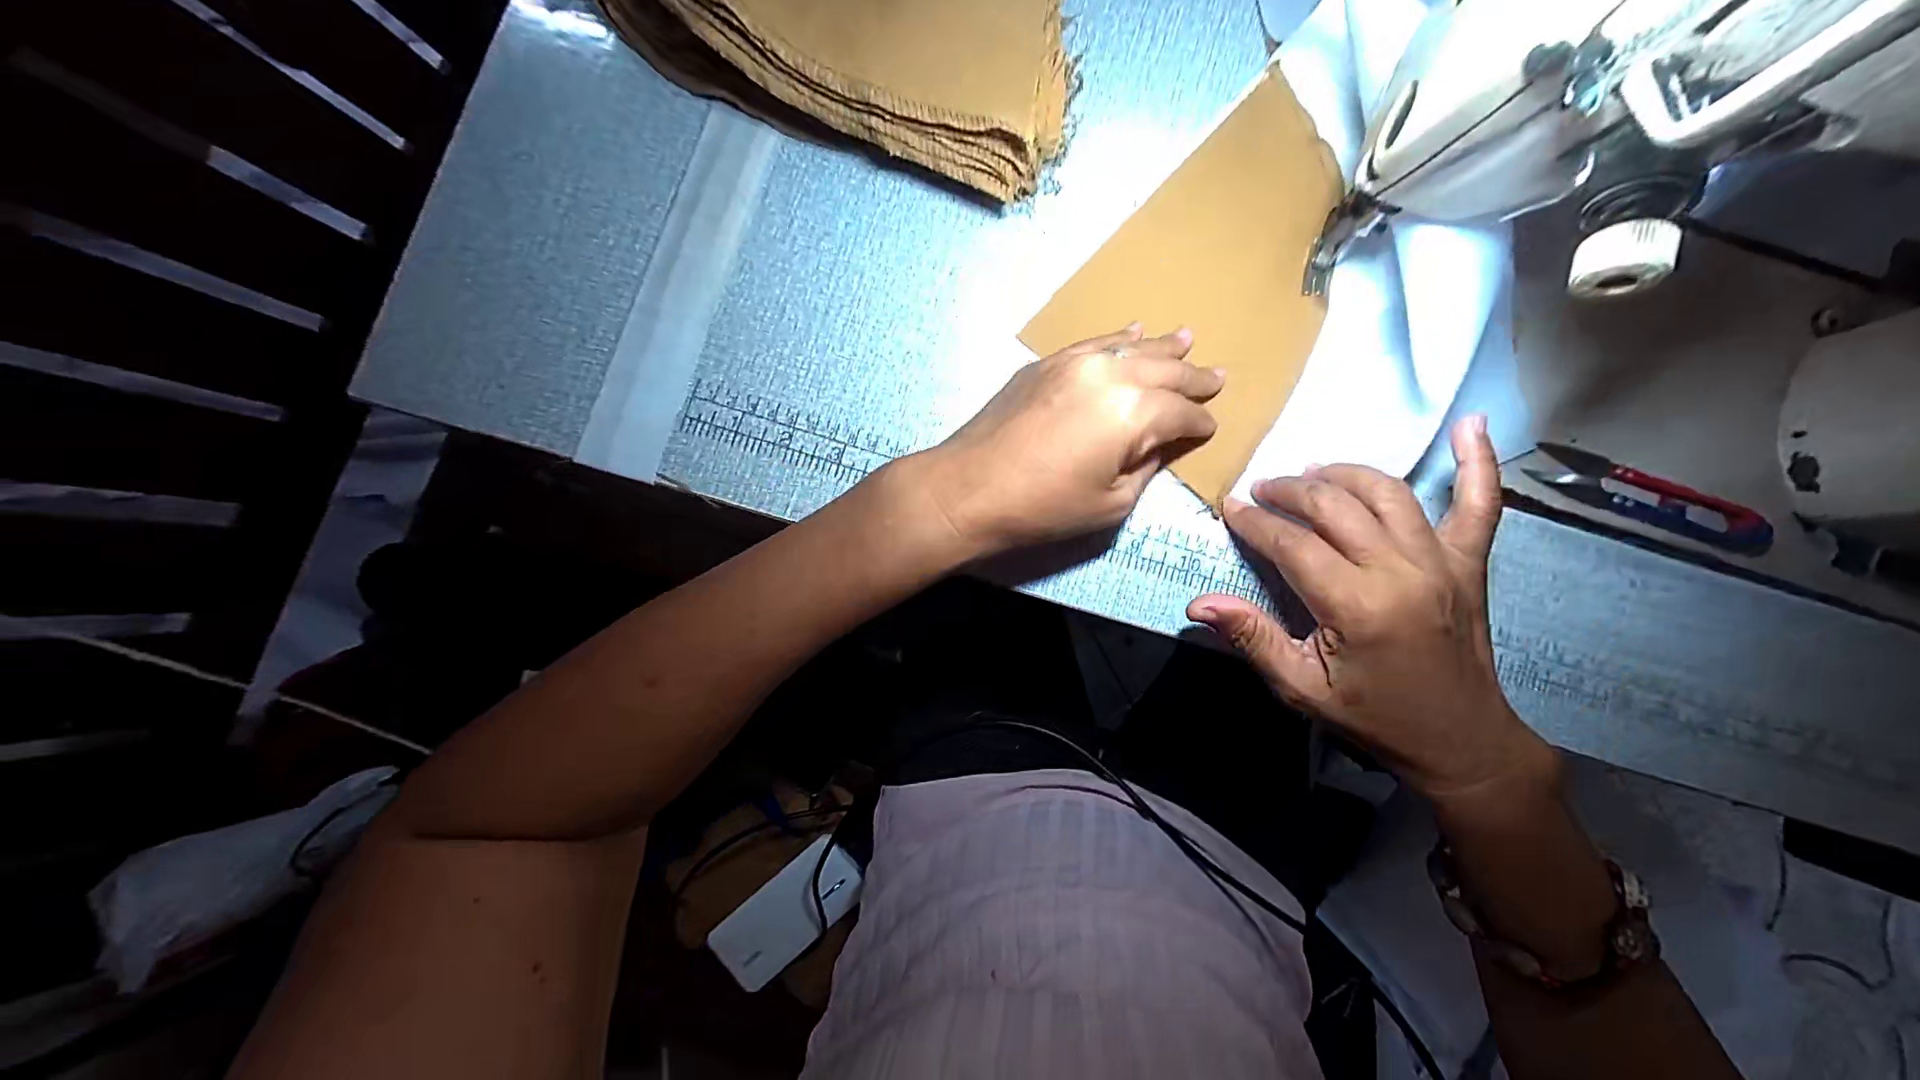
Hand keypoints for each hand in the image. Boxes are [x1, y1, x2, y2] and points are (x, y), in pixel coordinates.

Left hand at [909, 324, 1222, 557]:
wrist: (968, 488)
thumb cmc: (1043, 507)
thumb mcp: (1111, 502)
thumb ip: (1146, 466)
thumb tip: (1159, 443)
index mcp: (1133, 411)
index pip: (1181, 413)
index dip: (1199, 423)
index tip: (1209, 428)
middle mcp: (1110, 373)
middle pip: (1164, 371)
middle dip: (1193, 378)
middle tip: (1217, 376)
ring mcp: (1074, 362)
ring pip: (1131, 348)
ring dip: (1162, 347)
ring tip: (1187, 339)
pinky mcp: (1046, 364)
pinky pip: (1093, 343)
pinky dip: (1118, 338)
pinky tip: (1132, 331)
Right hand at [1187, 416, 1550, 798]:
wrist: (1462, 742)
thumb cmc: (1375, 718)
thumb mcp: (1301, 688)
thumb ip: (1252, 638)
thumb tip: (1198, 605)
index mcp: (1357, 605)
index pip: (1293, 543)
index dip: (1255, 521)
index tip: (1230, 506)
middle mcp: (1402, 570)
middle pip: (1335, 506)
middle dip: (1289, 490)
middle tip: (1262, 489)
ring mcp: (1443, 561)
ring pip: (1387, 492)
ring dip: (1345, 473)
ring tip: (1313, 472)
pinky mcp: (1471, 562)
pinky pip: (1482, 502)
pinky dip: (1479, 461)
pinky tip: (1471, 425)